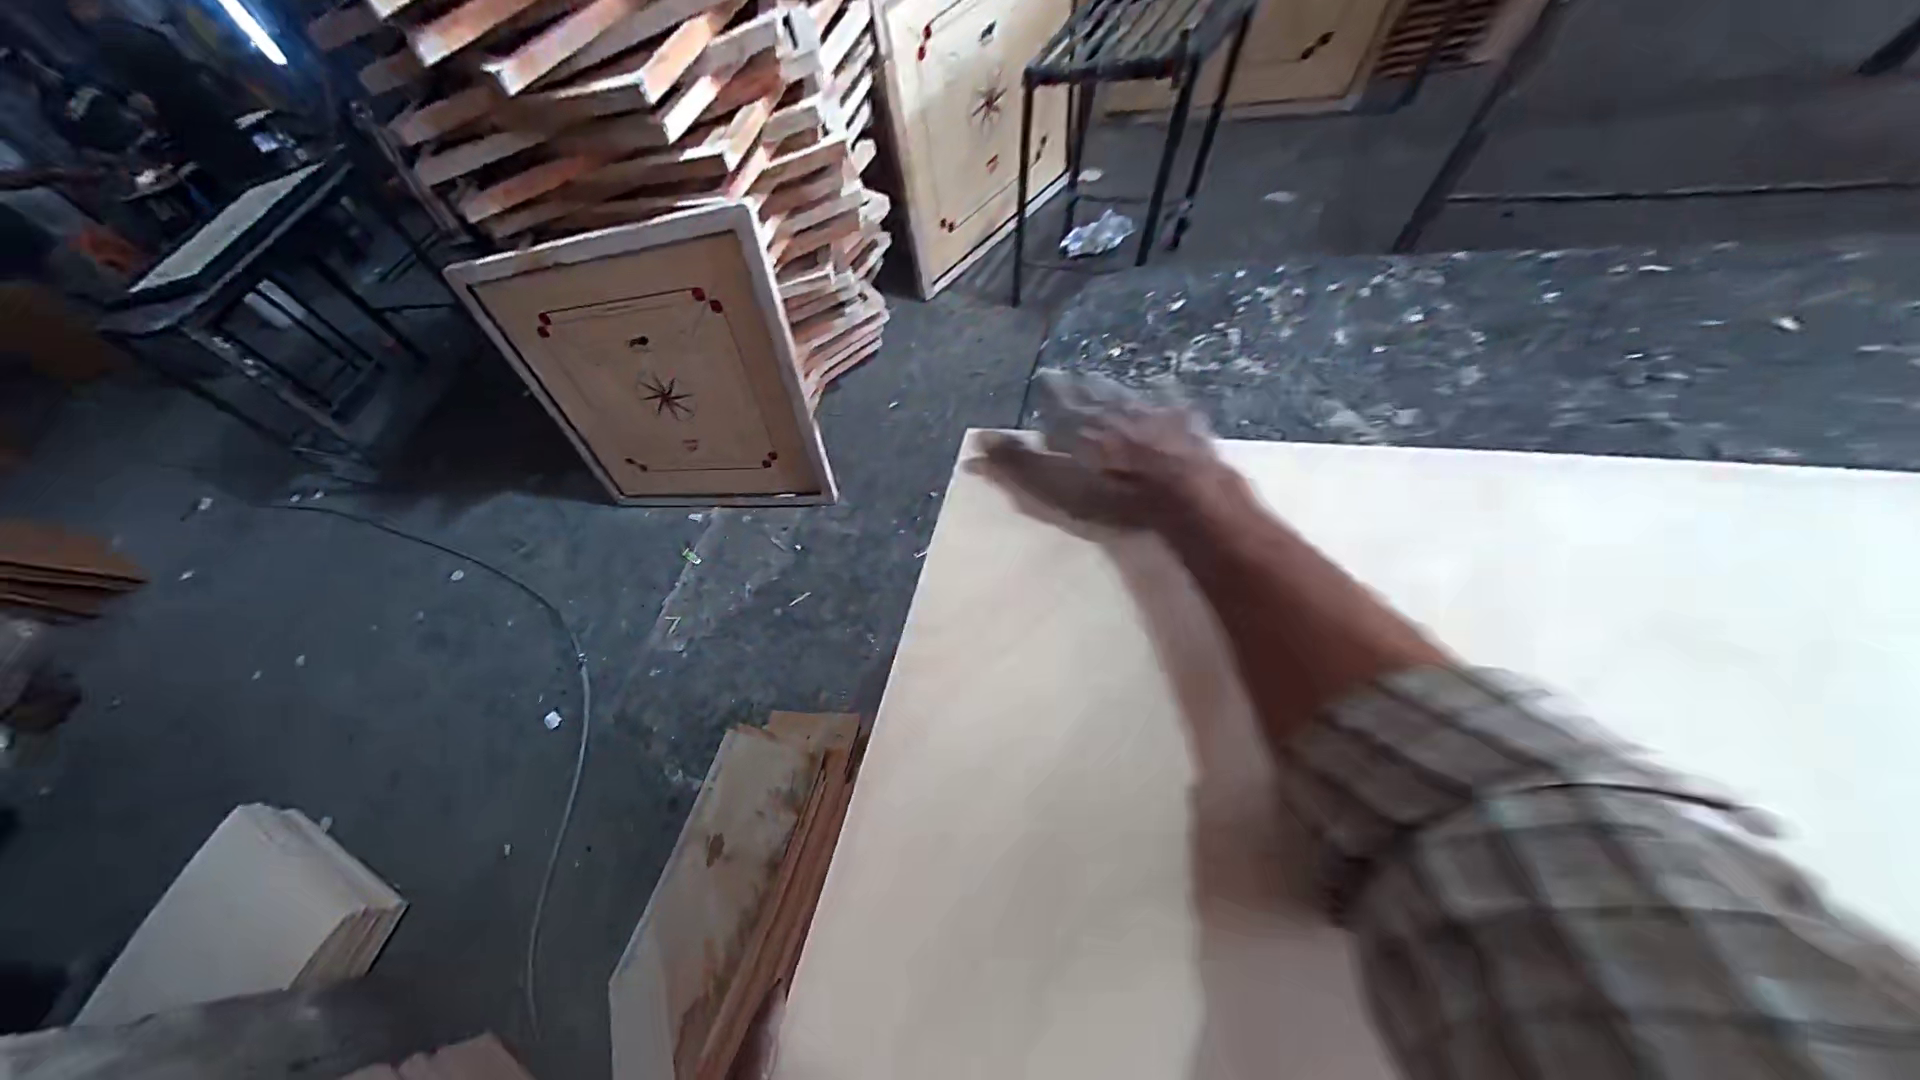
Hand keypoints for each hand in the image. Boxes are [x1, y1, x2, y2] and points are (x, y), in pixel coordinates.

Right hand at [976, 372, 1237, 531]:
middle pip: (1092, 393)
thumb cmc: (1114, 492)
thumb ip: (1020, 464)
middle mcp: (1112, 408)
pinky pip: (1168, 402)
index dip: (1051, 391)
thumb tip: (980, 443)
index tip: (1044, 381)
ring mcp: (1151, 412)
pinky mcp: (1185, 423)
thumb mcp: (1058, 484)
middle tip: (1071, 378)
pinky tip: (1163, 390)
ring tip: (1103, 384)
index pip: (1059, 400)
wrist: (1182, 489)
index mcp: (1080, 421)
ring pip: (1125, 395)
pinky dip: (1160, 396)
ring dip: (1112, 390)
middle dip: (1080, 387)